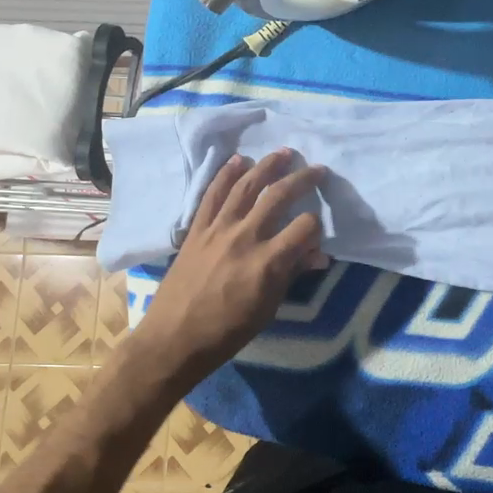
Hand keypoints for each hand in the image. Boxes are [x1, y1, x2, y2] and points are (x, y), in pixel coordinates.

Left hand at [129, 149, 326, 384]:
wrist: (174, 339)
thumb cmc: (227, 332)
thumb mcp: (268, 309)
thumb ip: (292, 274)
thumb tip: (318, 255)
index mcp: (268, 262)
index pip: (305, 227)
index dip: (316, 226)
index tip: (317, 231)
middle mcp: (245, 237)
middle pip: (279, 196)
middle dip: (303, 179)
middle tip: (317, 169)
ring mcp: (218, 229)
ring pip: (246, 185)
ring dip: (267, 165)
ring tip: (284, 153)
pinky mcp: (197, 229)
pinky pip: (212, 194)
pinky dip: (225, 173)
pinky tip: (238, 160)